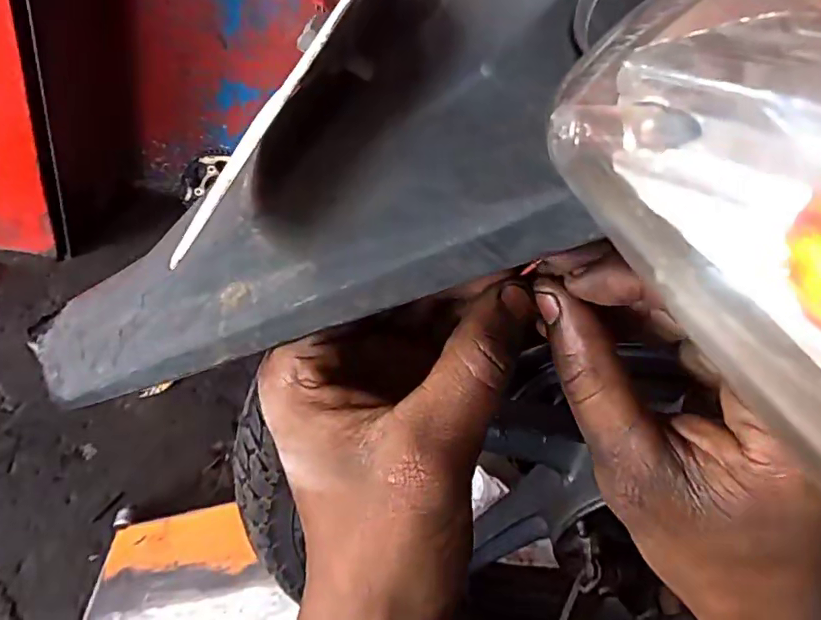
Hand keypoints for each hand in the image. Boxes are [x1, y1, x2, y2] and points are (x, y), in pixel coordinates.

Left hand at [256, 280, 534, 619]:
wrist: (397, 619)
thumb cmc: (379, 551)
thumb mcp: (426, 448)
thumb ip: (473, 366)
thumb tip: (515, 295)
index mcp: (303, 364)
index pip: (360, 289)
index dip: (417, 263)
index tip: (469, 239)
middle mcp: (332, 358)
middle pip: (398, 298)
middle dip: (454, 279)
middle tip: (508, 255)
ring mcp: (371, 372)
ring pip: (425, 316)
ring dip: (472, 299)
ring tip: (518, 272)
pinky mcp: (407, 389)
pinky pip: (445, 343)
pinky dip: (478, 330)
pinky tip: (510, 309)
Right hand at [533, 276, 820, 619]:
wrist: (750, 592)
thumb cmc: (706, 553)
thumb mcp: (632, 472)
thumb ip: (592, 383)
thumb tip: (555, 305)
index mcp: (779, 410)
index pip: (701, 310)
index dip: (630, 280)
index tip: (570, 276)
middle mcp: (788, 374)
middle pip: (694, 293)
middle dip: (617, 277)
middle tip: (557, 271)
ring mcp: (771, 365)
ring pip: (687, 297)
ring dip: (623, 288)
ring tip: (568, 283)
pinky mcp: (748, 363)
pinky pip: (687, 317)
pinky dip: (638, 308)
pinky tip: (598, 301)